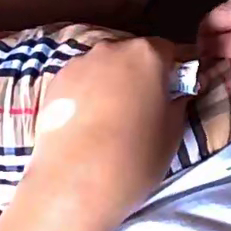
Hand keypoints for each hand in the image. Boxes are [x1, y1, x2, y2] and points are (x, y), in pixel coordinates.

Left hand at [28, 37, 187, 216]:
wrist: (75, 181)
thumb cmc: (135, 157)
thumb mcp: (172, 132)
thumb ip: (177, 102)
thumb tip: (176, 93)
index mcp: (146, 55)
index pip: (168, 50)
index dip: (173, 70)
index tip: (176, 88)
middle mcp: (110, 49)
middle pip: (131, 55)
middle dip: (139, 74)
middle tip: (143, 105)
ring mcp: (77, 63)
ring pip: (102, 67)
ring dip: (110, 82)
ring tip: (110, 117)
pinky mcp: (54, 82)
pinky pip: (78, 81)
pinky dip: (85, 93)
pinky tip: (86, 121)